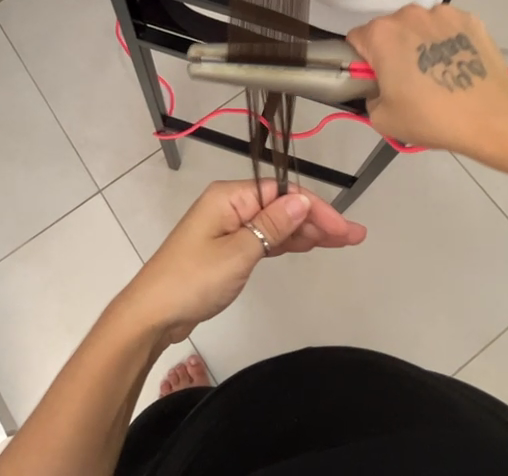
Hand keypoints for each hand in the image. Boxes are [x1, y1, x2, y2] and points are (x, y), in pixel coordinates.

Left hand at [111, 180, 365, 343]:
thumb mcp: (239, 252)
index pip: (282, 193)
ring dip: (306, 231)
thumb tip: (302, 200)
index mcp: (229, 197)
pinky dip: (287, 243)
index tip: (344, 229)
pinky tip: (308, 246)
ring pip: (275, 223)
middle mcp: (230, 206)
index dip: (315, 208)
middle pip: (281, 205)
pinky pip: (264, 238)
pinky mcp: (227, 249)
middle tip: (354, 237)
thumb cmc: (193, 279)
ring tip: (341, 242)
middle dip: (317, 219)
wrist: (154, 313)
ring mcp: (228, 228)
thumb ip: (272, 226)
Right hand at [347, 5, 507, 158]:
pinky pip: (448, 28)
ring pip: (420, 26)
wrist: (494, 116)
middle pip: (389, 29)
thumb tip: (380, 88)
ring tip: (439, 73)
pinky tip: (459, 66)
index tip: (377, 79)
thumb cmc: (432, 117)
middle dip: (393, 49)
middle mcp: (408, 14)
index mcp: (381, 34)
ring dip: (421, 42)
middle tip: (408, 80)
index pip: (356, 39)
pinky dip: (449, 41)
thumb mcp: (383, 119)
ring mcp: (442, 13)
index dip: (363, 60)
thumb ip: (370, 97)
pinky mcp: (470, 19)